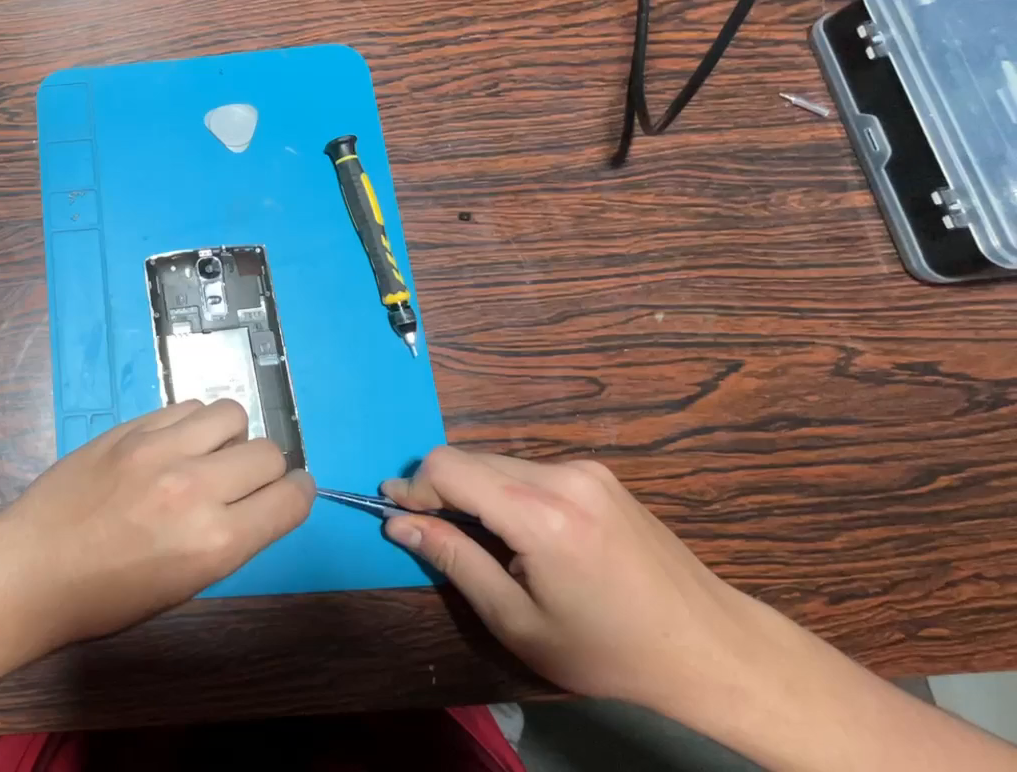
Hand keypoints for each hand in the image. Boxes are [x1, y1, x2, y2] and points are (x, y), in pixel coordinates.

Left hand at [0, 400, 313, 647]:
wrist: (33, 570)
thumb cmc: (108, 598)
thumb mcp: (184, 585)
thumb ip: (226, 538)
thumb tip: (251, 501)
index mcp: (216, 543)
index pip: (291, 498)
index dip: (297, 494)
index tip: (289, 492)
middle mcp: (196, 488)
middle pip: (267, 450)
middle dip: (267, 467)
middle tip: (242, 480)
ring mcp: (158, 450)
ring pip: (229, 413)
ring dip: (230, 435)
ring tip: (206, 454)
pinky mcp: (128, 429)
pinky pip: (183, 406)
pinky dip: (191, 422)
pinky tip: (172, 443)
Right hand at [381, 447, 767, 713]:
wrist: (714, 651)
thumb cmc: (609, 650)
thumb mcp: (517, 620)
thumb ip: (453, 560)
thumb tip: (398, 523)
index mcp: (542, 515)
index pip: (448, 467)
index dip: (413, 487)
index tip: (396, 513)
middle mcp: (563, 477)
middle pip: (468, 459)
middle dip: (439, 490)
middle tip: (430, 531)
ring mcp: (586, 472)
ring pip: (496, 462)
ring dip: (472, 490)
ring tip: (478, 539)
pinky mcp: (600, 477)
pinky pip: (527, 469)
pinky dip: (503, 490)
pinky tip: (520, 533)